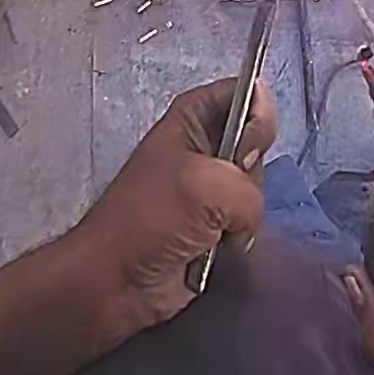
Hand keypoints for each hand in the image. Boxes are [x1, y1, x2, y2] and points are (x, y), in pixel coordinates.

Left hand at [72, 77, 278, 334]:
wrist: (116, 283)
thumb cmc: (153, 218)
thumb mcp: (208, 185)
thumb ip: (250, 175)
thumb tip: (255, 195)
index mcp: (194, 114)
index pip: (245, 92)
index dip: (258, 113)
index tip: (248, 144)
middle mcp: (205, 142)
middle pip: (257, 138)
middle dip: (251, 168)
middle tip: (225, 190)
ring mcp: (211, 182)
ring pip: (256, 181)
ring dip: (245, 208)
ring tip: (216, 227)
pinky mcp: (216, 220)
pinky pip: (249, 214)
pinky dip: (243, 231)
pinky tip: (221, 245)